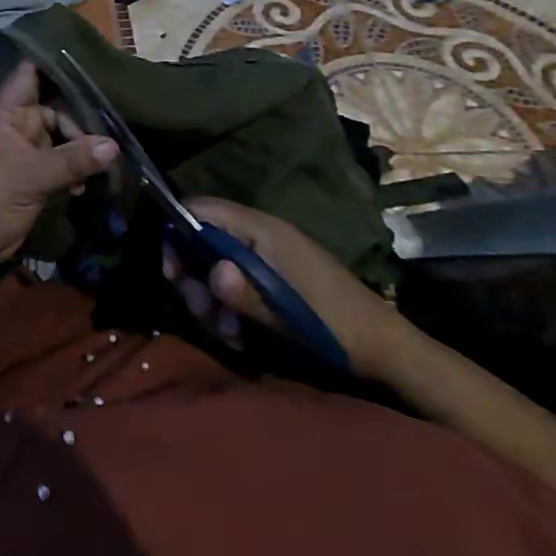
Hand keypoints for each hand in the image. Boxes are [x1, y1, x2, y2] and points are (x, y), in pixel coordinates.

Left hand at [0, 61, 118, 266]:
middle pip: (59, 109)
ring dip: (83, 150)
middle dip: (83, 121)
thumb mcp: (30, 177)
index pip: (30, 75)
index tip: (89, 60)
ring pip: (64, 138)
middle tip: (110, 135)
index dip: (54, 62)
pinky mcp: (36, 176)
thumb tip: (114, 146)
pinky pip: (64, 162)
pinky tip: (85, 187)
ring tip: (102, 166)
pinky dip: (77, 170)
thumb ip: (72, 160)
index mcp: (8, 114)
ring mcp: (28, 151)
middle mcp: (19, 127)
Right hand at [167, 198, 404, 378]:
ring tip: (225, 331)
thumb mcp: (287, 315)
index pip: (205, 210)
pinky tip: (237, 333)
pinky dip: (228, 304)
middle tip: (204, 313)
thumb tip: (210, 272)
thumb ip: (246, 292)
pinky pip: (236, 280)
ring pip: (217, 264)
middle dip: (195, 277)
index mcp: (265, 232)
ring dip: (211, 298)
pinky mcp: (274, 276)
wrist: (382, 345)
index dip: (179, 232)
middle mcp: (263, 236)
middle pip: (205, 240)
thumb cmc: (336, 325)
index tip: (172, 273)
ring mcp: (269, 256)